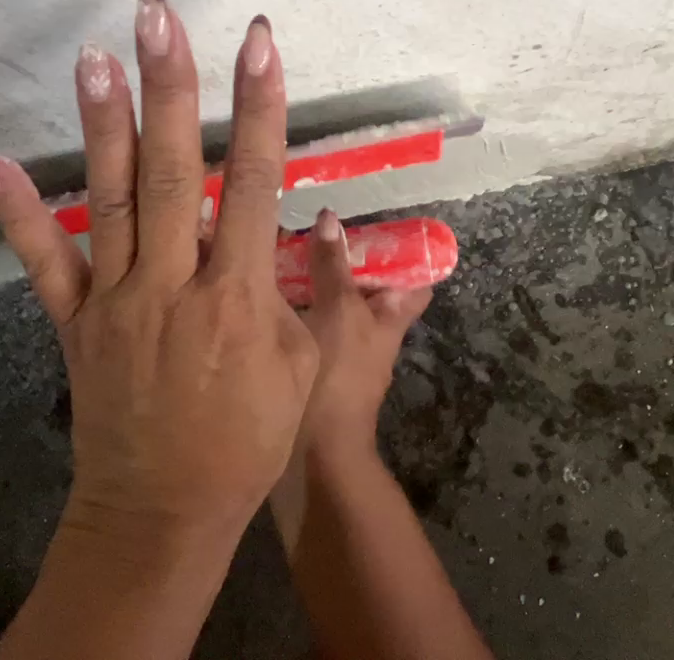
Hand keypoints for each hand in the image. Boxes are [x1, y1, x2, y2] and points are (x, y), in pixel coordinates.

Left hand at [0, 0, 318, 535]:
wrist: (166, 512)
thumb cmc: (249, 441)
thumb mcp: (306, 368)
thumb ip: (306, 291)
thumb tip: (302, 223)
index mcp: (241, 294)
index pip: (256, 181)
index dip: (260, 106)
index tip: (260, 41)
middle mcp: (175, 282)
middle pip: (176, 171)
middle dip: (172, 86)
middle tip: (159, 13)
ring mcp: (116, 299)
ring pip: (111, 199)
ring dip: (105, 123)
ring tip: (94, 55)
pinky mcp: (74, 321)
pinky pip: (41, 262)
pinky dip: (15, 211)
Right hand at [290, 208, 432, 463]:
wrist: (311, 458)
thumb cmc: (337, 379)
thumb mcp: (338, 311)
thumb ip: (333, 265)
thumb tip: (331, 217)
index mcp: (391, 316)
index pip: (413, 275)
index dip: (403, 247)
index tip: (376, 215)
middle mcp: (370, 329)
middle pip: (365, 282)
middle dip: (342, 252)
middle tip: (310, 215)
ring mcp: (339, 347)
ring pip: (329, 298)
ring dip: (310, 274)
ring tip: (278, 237)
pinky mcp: (308, 362)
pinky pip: (302, 319)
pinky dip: (288, 300)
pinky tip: (260, 282)